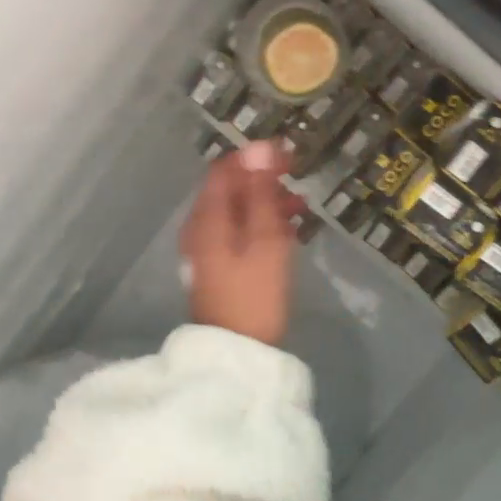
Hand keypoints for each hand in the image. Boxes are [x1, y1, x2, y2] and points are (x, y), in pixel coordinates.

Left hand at [182, 141, 301, 345]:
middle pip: (230, 191)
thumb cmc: (255, 293)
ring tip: (300, 211)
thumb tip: (260, 148)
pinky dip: (261, 227)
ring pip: (237, 213)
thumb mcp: (265, 239)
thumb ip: (262, 193)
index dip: (257, 157)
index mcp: (208, 217)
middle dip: (264, 183)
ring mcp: (207, 250)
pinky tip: (287, 235)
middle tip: (299, 185)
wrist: (237, 352)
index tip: (290, 157)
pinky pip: (238, 235)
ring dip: (266, 206)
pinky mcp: (218, 269)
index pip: (226, 170)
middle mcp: (200, 228)